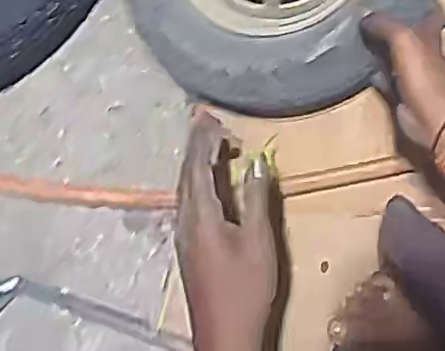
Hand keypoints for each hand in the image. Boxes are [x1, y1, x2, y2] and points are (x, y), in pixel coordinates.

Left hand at [176, 112, 277, 350]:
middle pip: (187, 174)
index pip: (197, 168)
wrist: (226, 339)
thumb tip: (256, 161)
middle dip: (196, 144)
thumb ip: (256, 197)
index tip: (211, 116)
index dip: (204, 140)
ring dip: (198, 160)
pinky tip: (213, 178)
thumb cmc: (246, 289)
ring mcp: (185, 236)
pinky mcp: (191, 246)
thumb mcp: (258, 240)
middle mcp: (186, 223)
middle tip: (207, 118)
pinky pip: (190, 199)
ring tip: (214, 140)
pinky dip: (200, 178)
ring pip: (186, 187)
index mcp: (201, 217)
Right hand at [361, 11, 444, 149]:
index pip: (428, 8)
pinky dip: (371, 67)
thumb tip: (364, 16)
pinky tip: (354, 60)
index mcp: (430, 31)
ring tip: (354, 28)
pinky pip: (382, 72)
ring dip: (378, 42)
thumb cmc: (424, 74)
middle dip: (390, 19)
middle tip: (365, 8)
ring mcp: (411, 69)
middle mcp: (422, 47)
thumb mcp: (405, 40)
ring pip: (392, 49)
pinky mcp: (400, 89)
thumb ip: (385, 24)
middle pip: (406, 28)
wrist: (431, 118)